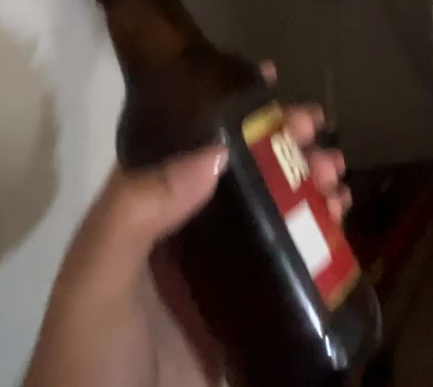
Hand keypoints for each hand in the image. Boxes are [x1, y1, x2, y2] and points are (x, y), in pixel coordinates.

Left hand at [25, 65, 348, 386]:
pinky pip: (294, 260)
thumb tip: (215, 151)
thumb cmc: (91, 354)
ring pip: (275, 209)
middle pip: (245, 172)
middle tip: (318, 129)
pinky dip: (320, 233)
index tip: (271, 78)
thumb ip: (139, 210)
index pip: (193, 143)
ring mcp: (223, 274)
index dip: (231, 108)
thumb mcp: (97, 277)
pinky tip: (341, 219)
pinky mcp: (252, 311)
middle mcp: (187, 234)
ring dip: (309, 182)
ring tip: (336, 175)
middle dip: (284, 143)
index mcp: (147, 214)